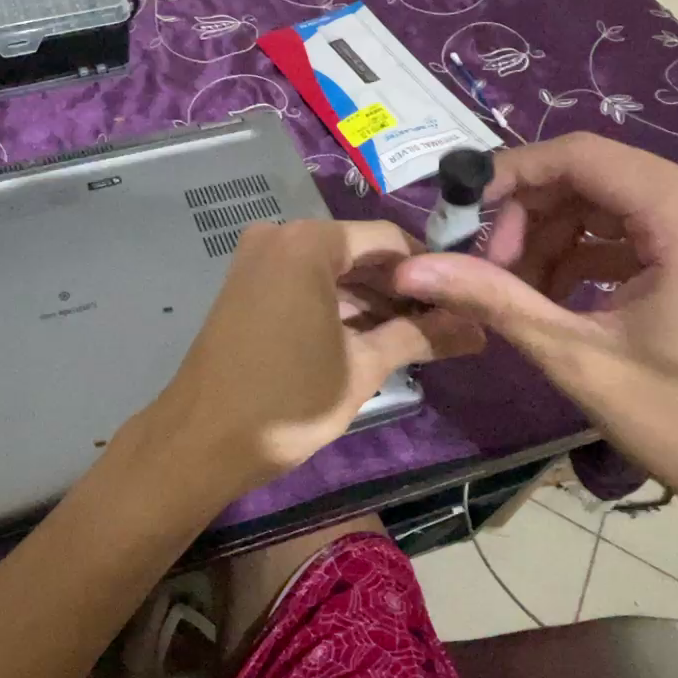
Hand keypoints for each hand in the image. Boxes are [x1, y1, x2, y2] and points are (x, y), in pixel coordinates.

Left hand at [137, 220, 483, 499]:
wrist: (201, 439)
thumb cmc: (288, 399)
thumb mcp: (363, 367)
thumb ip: (420, 336)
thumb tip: (476, 327)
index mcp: (308, 242)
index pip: (388, 240)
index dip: (431, 270)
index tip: (466, 301)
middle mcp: (278, 237)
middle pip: (357, 253)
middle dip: (402, 289)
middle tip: (450, 325)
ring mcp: (256, 261)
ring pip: (330, 271)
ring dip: (372, 300)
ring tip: (421, 337)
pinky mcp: (244, 287)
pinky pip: (303, 284)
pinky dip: (336, 306)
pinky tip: (374, 336)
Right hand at [393, 133, 677, 536]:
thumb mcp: (576, 357)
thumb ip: (492, 298)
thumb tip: (409, 269)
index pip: (583, 155)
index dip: (512, 173)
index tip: (460, 211)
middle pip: (597, 175)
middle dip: (530, 214)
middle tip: (489, 268)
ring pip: (614, 201)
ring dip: (555, 235)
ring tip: (518, 288)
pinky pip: (640, 228)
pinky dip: (590, 251)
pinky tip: (558, 294)